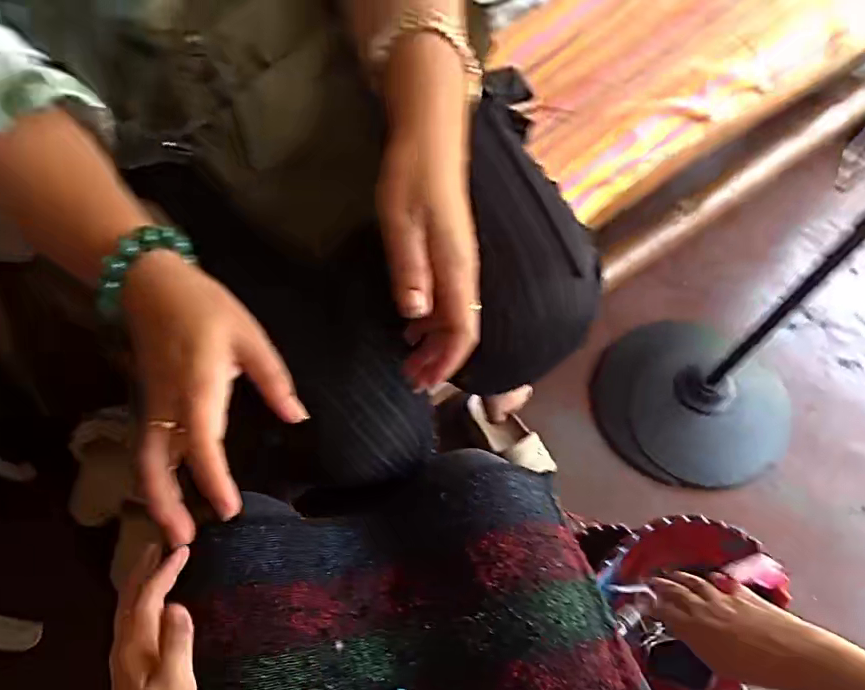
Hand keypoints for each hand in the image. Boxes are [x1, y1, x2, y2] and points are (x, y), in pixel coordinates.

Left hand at [109, 543, 196, 689]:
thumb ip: (177, 642)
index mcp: (135, 645)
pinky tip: (149, 608)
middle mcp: (123, 645)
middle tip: (158, 546)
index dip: (164, 572)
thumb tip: (177, 604)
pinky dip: (139, 602)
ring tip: (152, 566)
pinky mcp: (127, 668)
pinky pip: (130, 621)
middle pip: (129, 597)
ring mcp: (122, 657)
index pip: (148, 597)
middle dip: (144, 569)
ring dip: (139, 583)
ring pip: (127, 609)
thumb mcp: (177, 683)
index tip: (182, 551)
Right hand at [123, 251, 306, 545]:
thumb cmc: (204, 306)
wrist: (149, 284)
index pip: (203, 444)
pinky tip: (169, 498)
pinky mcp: (147, 407)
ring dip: (155, 500)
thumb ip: (273, 380)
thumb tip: (297, 417)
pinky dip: (154, 481)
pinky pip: (147, 451)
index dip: (214, 480)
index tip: (229, 511)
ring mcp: (152, 408)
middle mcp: (169, 406)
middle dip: (165, 505)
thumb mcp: (249, 336)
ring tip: (173, 532)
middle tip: (181, 542)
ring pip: (145, 462)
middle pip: (155, 465)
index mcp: (198, 388)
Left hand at [377, 37, 479, 389]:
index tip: (422, 382)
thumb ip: (408, 271)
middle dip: (437, 361)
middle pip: (460, 330)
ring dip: (433, 345)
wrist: (429, 130)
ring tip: (407, 362)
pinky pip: (446, 299)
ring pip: (454, 317)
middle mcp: (465, 270)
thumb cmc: (411, 175)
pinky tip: (410, 329)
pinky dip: (429, 322)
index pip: (462, 331)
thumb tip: (415, 314)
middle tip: (409, 380)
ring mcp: (458, 262)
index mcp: (456, 268)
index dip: (445, 363)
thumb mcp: (400, 225)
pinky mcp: (449, 253)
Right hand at [646, 572, 845, 689]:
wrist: (801, 656)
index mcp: (692, 627)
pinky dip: (713, 579)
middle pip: (675, 591)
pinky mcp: (748, 596)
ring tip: (671, 574)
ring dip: (681, 577)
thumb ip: (697, 644)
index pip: (661, 609)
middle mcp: (705, 608)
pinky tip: (711, 577)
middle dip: (659, 585)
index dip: (647, 603)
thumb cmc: (758, 669)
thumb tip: (687, 634)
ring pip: (697, 582)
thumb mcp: (716, 664)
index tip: (637, 600)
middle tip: (649, 582)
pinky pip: (723, 582)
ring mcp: (727, 599)